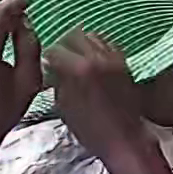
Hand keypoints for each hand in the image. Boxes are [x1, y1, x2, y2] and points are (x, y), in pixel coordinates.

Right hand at [46, 32, 150, 159]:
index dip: (48, 58)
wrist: (125, 138)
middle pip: (74, 35)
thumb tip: (52, 68)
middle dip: (64, 45)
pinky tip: (94, 60)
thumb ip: (57, 82)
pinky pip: (108, 44)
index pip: (55, 50)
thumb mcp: (64, 107)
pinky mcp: (124, 63)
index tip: (47, 65)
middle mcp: (96, 58)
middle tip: (60, 58)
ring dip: (81, 43)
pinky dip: (98, 47)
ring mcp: (113, 58)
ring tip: (77, 57)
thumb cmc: (91, 130)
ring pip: (92, 36)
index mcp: (78, 69)